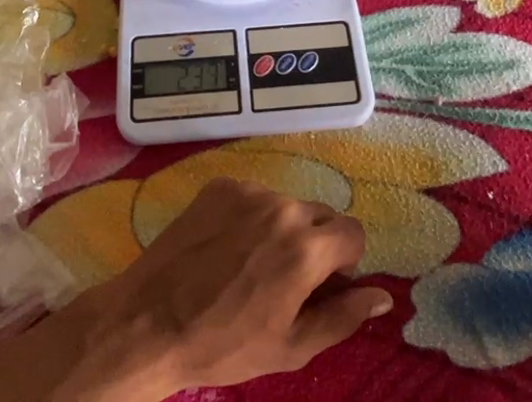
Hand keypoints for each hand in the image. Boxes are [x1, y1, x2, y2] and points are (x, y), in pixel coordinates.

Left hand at [61, 178, 391, 398]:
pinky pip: (253, 196)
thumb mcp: (291, 346)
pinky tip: (227, 247)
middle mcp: (282, 208)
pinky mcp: (220, 186)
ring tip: (250, 264)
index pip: (354, 234)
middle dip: (316, 244)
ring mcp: (248, 192)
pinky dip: (251, 216)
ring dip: (283, 228)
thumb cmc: (224, 343)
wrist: (149, 321)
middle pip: (322, 216)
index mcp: (306, 249)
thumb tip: (382, 295)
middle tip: (286, 280)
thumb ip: (343, 317)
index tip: (322, 287)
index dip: (344, 264)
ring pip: (287, 205)